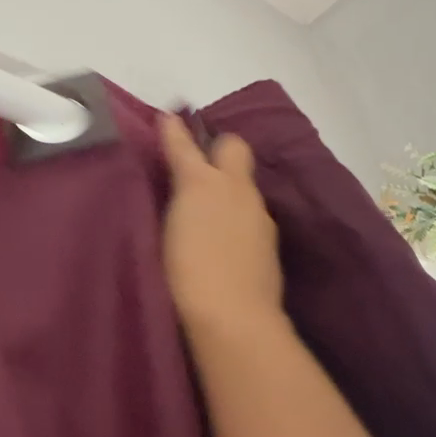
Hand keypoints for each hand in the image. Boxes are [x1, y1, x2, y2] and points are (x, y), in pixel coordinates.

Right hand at [157, 113, 283, 333]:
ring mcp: (259, 217)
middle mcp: (238, 191)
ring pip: (244, 186)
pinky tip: (222, 242)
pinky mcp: (269, 244)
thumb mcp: (167, 232)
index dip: (174, 131)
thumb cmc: (185, 274)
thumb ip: (174, 198)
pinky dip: (236, 219)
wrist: (232, 318)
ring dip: (228, 190)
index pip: (187, 147)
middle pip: (234, 148)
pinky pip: (250, 216)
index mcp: (204, 184)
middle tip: (198, 167)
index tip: (166, 118)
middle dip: (218, 150)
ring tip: (206, 213)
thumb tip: (180, 182)